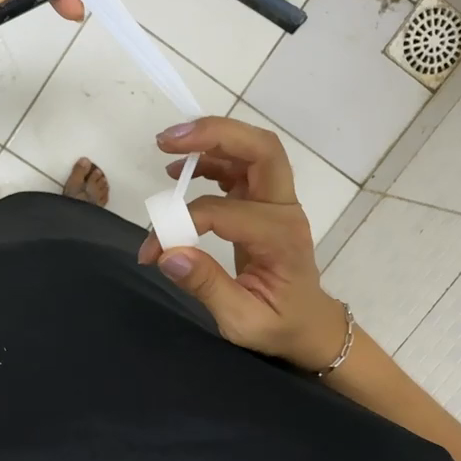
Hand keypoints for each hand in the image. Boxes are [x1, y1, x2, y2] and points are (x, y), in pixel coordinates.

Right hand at [135, 117, 349, 370]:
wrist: (309, 326)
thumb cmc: (278, 325)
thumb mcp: (241, 320)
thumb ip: (207, 286)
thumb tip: (168, 253)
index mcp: (281, 239)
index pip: (223, 212)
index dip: (180, 224)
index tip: (150, 252)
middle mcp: (284, 210)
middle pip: (261, 149)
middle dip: (214, 135)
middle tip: (167, 141)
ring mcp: (277, 202)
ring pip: (252, 149)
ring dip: (211, 139)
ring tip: (168, 145)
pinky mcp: (264, 202)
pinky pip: (243, 163)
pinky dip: (212, 156)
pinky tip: (181, 167)